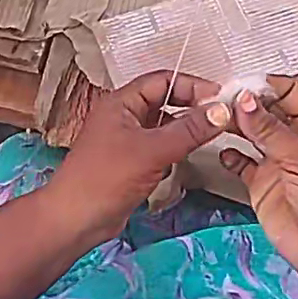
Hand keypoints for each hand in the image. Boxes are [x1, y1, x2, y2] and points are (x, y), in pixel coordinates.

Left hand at [40, 71, 231, 241]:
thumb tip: (220, 110)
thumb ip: (189, 130)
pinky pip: (160, 147)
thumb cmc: (104, 178)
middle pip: (164, 101)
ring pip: (163, 125)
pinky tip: (187, 158)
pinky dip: (175, 149)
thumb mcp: (152, 150)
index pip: (162, 80)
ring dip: (185, 129)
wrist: (77, 218)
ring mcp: (127, 139)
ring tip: (210, 135)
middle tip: (219, 116)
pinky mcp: (131, 162)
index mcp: (121, 102)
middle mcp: (123, 116)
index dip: (192, 85)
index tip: (220, 97)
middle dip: (191, 107)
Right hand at [218, 77, 297, 298]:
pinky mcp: (263, 186)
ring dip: (233, 125)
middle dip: (244, 103)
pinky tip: (224, 151)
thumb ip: (270, 129)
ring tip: (216, 119)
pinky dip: (229, 155)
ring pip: (250, 134)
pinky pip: (240, 163)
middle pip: (265, 111)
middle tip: (220, 99)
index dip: (265, 86)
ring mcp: (278, 164)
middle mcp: (297, 143)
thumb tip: (244, 101)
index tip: (240, 84)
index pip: (290, 94)